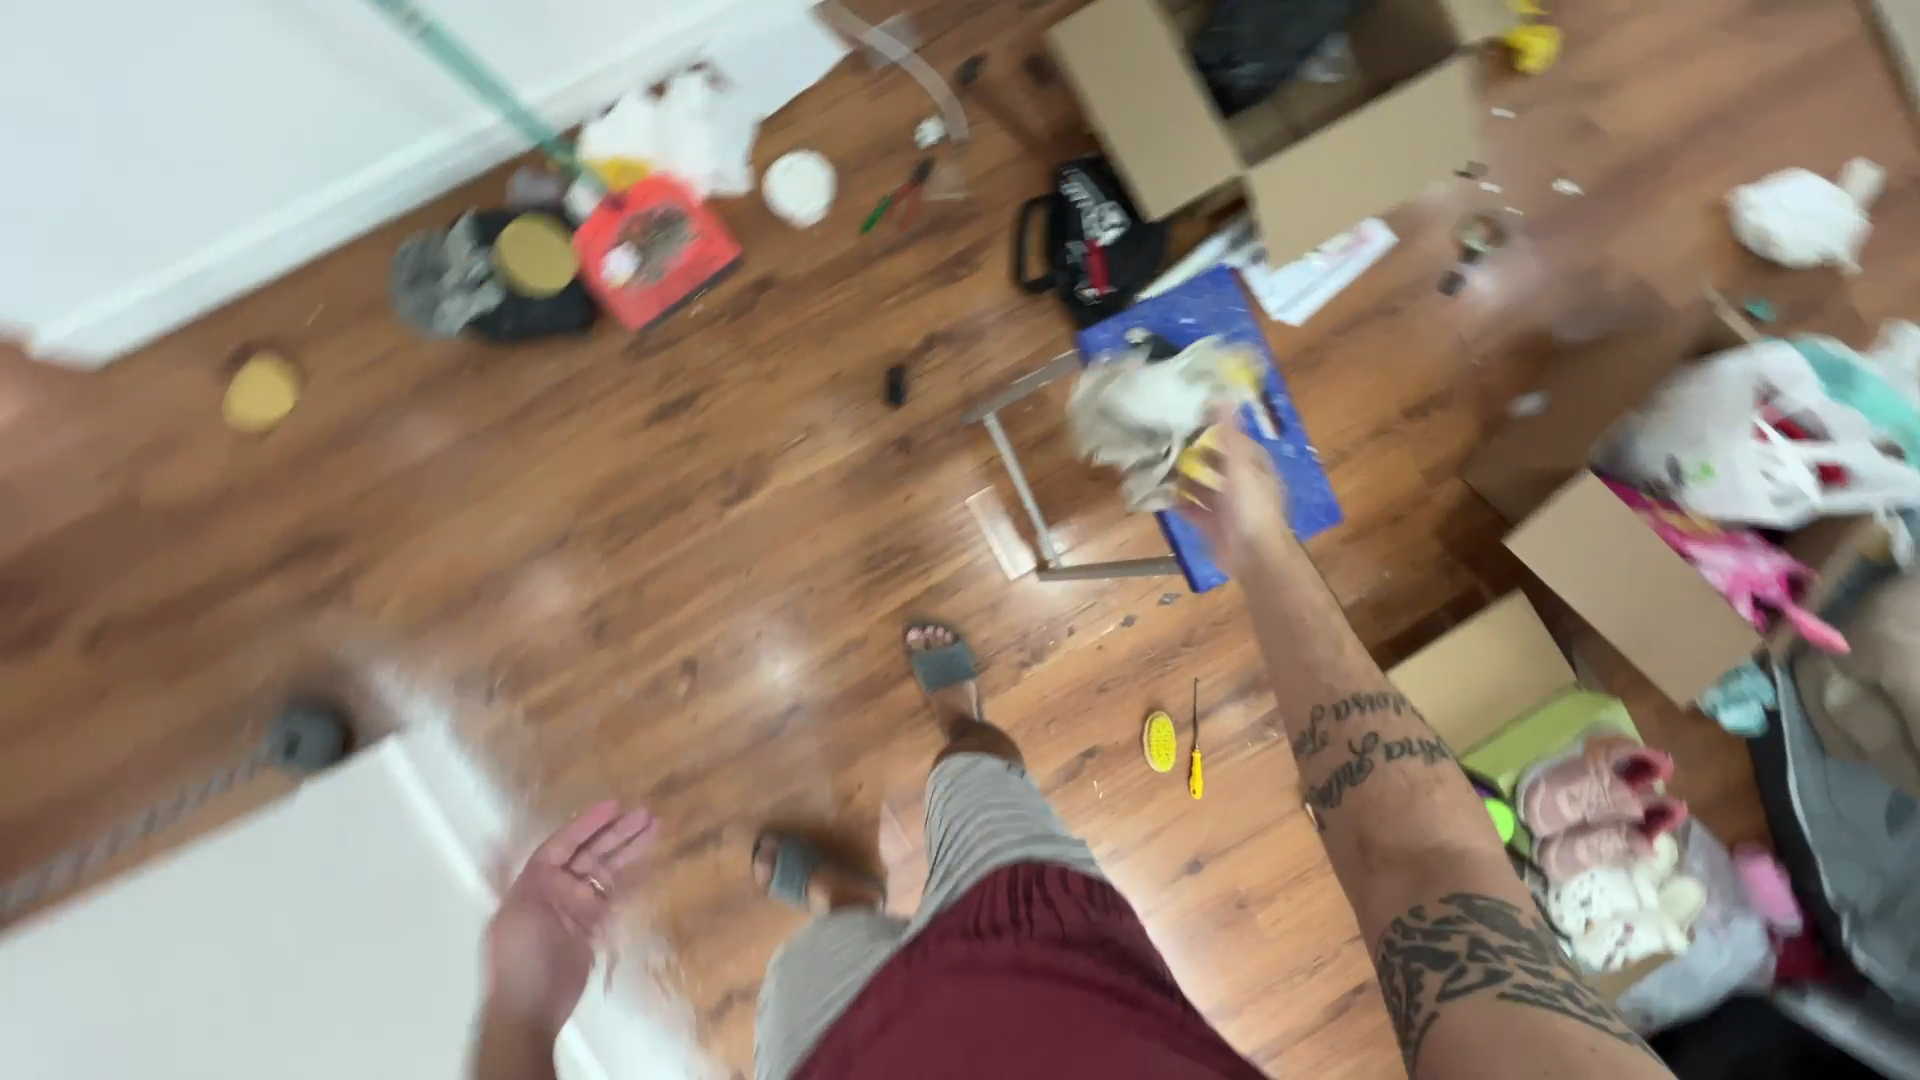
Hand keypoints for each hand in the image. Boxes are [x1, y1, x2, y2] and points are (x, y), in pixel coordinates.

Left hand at [483, 801, 657, 1036]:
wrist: (531, 1009)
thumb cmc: (520, 958)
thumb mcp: (514, 912)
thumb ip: (505, 874)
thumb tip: (491, 841)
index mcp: (536, 882)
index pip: (564, 844)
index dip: (588, 824)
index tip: (614, 806)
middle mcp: (559, 889)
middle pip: (592, 852)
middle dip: (618, 832)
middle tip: (646, 813)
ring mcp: (578, 907)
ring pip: (608, 869)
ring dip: (631, 849)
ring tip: (656, 827)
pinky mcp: (594, 925)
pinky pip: (618, 894)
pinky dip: (635, 878)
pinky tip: (651, 862)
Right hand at [1177, 403, 1294, 574]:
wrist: (1253, 555)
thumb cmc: (1251, 506)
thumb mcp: (1240, 465)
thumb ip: (1229, 434)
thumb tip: (1222, 398)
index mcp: (1256, 469)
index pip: (1238, 443)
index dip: (1220, 431)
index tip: (1195, 419)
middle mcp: (1243, 486)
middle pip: (1219, 465)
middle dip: (1198, 455)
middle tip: (1170, 441)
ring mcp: (1228, 508)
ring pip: (1204, 488)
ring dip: (1186, 479)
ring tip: (1160, 464)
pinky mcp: (1214, 526)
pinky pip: (1193, 510)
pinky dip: (1178, 503)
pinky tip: (1160, 494)